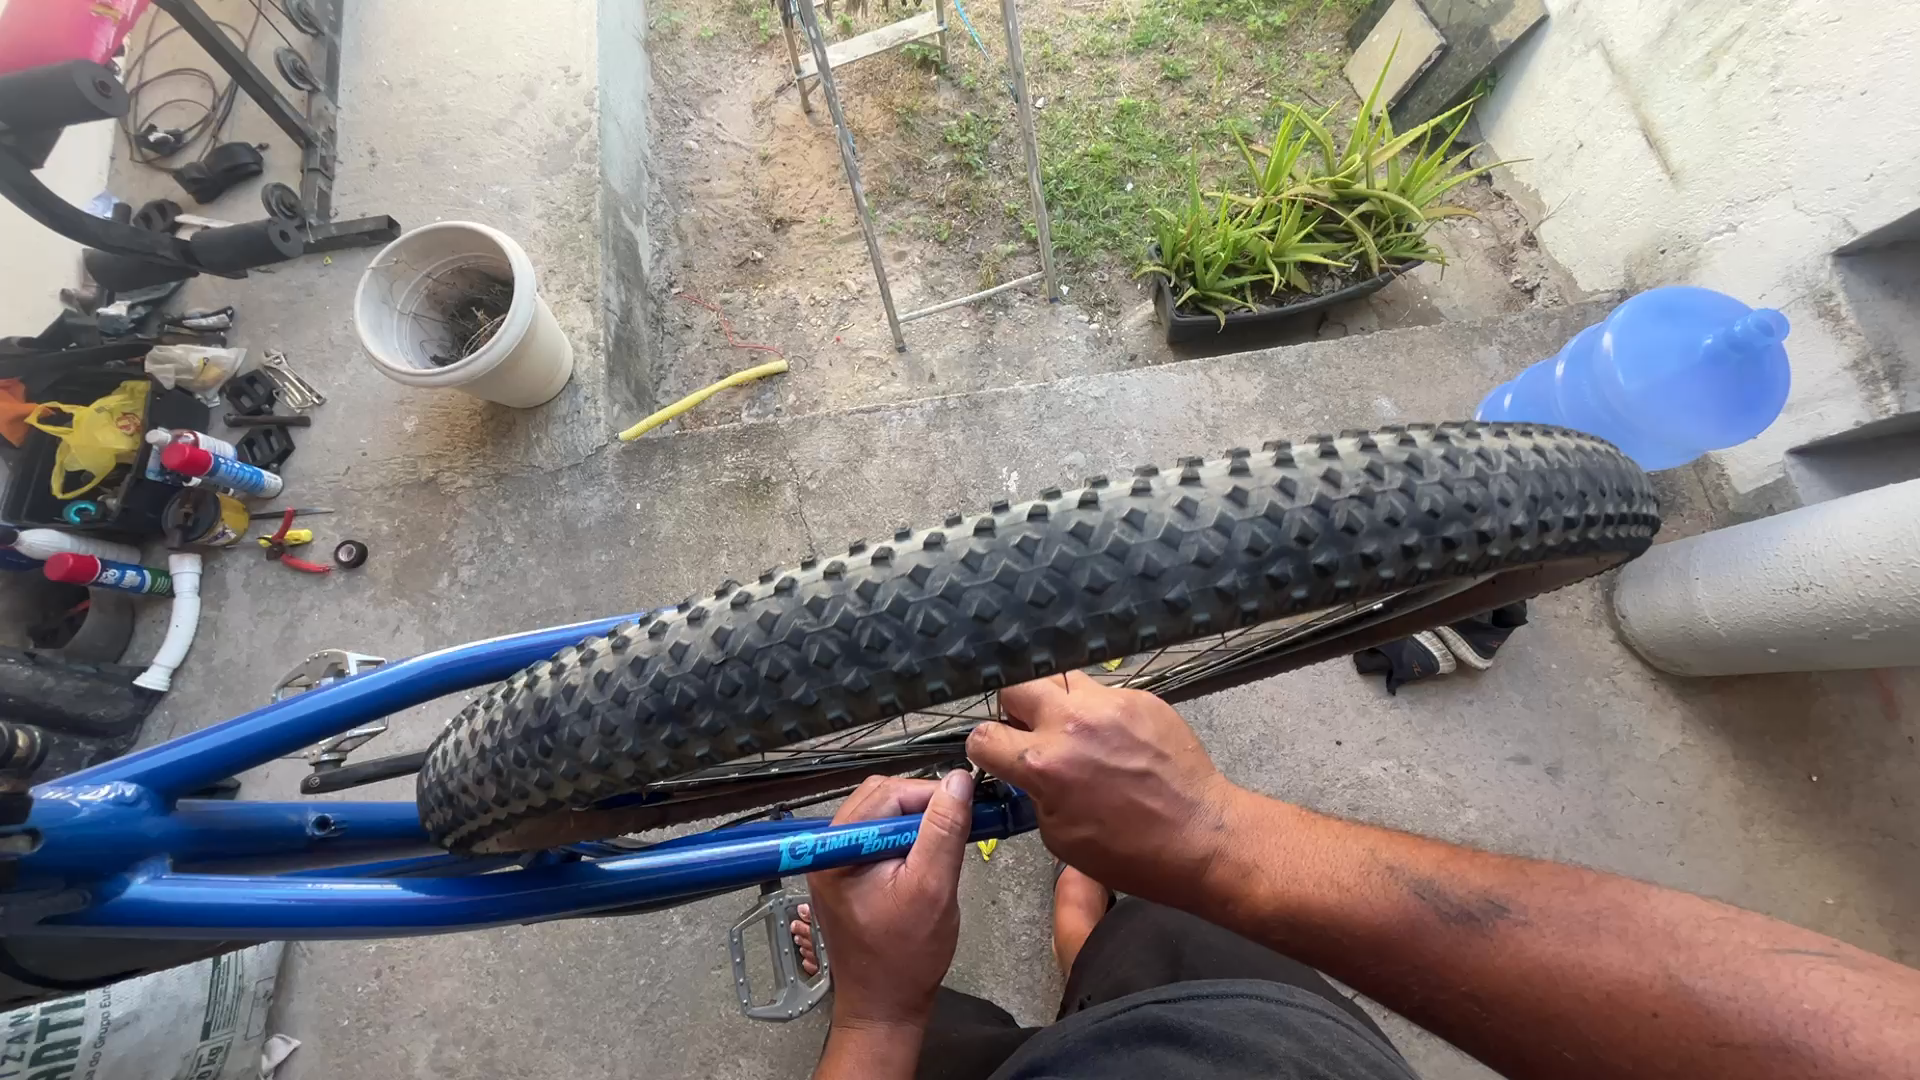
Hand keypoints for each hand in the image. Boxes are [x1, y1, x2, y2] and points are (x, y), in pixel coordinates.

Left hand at [805, 771, 973, 1030]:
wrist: (884, 1008)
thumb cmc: (905, 958)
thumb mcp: (933, 888)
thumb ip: (943, 831)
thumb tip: (958, 781)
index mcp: (838, 849)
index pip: (888, 793)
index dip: (929, 796)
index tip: (963, 808)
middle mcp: (831, 847)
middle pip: (882, 796)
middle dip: (922, 805)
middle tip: (954, 827)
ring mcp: (839, 858)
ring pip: (884, 812)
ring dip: (917, 820)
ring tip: (941, 845)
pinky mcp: (851, 869)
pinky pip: (882, 832)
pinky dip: (908, 836)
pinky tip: (926, 857)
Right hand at [966, 671, 1241, 901]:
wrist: (1201, 837)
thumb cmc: (1133, 852)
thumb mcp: (1060, 837)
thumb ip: (1033, 792)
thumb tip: (1025, 770)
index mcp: (1044, 765)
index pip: (984, 736)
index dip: (984, 748)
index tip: (994, 752)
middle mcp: (1070, 724)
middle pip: (1015, 686)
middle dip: (1014, 709)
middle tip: (1029, 730)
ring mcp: (1107, 704)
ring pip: (1059, 678)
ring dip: (1056, 701)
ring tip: (1072, 728)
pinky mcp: (1138, 697)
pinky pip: (1102, 690)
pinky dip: (1098, 710)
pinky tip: (1113, 736)